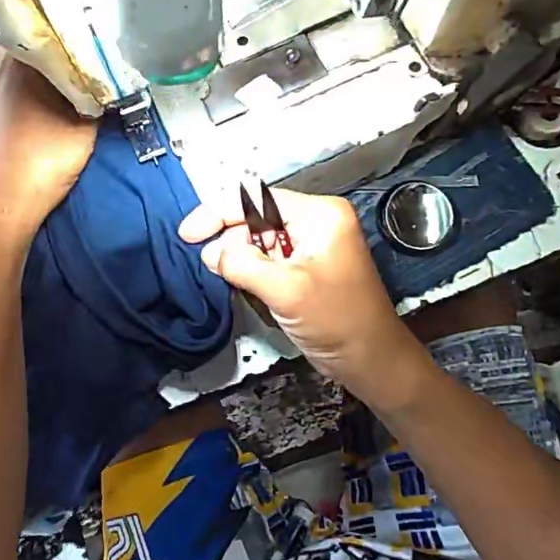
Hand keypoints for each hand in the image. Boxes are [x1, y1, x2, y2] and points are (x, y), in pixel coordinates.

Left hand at [0, 46, 96, 247]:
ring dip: (42, 76)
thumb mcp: (84, 126)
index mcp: (17, 53)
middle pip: (35, 47)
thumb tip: (104, 79)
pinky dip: (24, 91)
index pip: (56, 30)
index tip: (100, 51)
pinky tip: (40, 108)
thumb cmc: (42, 161)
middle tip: (87, 71)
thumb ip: (96, 94)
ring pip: (19, 68)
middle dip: (61, 58)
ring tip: (66, 91)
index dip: (81, 40)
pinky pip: (6, 87)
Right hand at [179, 189, 428, 400]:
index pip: (258, 200)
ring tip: (231, 279)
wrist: (370, 359)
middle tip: (212, 265)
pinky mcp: (305, 268)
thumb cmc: (338, 320)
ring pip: (259, 240)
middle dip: (231, 240)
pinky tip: (247, 285)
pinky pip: (269, 259)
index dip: (219, 213)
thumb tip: (211, 253)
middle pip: (256, 219)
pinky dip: (252, 271)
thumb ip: (242, 264)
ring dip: (240, 258)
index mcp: (319, 215)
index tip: (190, 233)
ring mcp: (311, 246)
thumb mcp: (284, 289)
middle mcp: (316, 223)